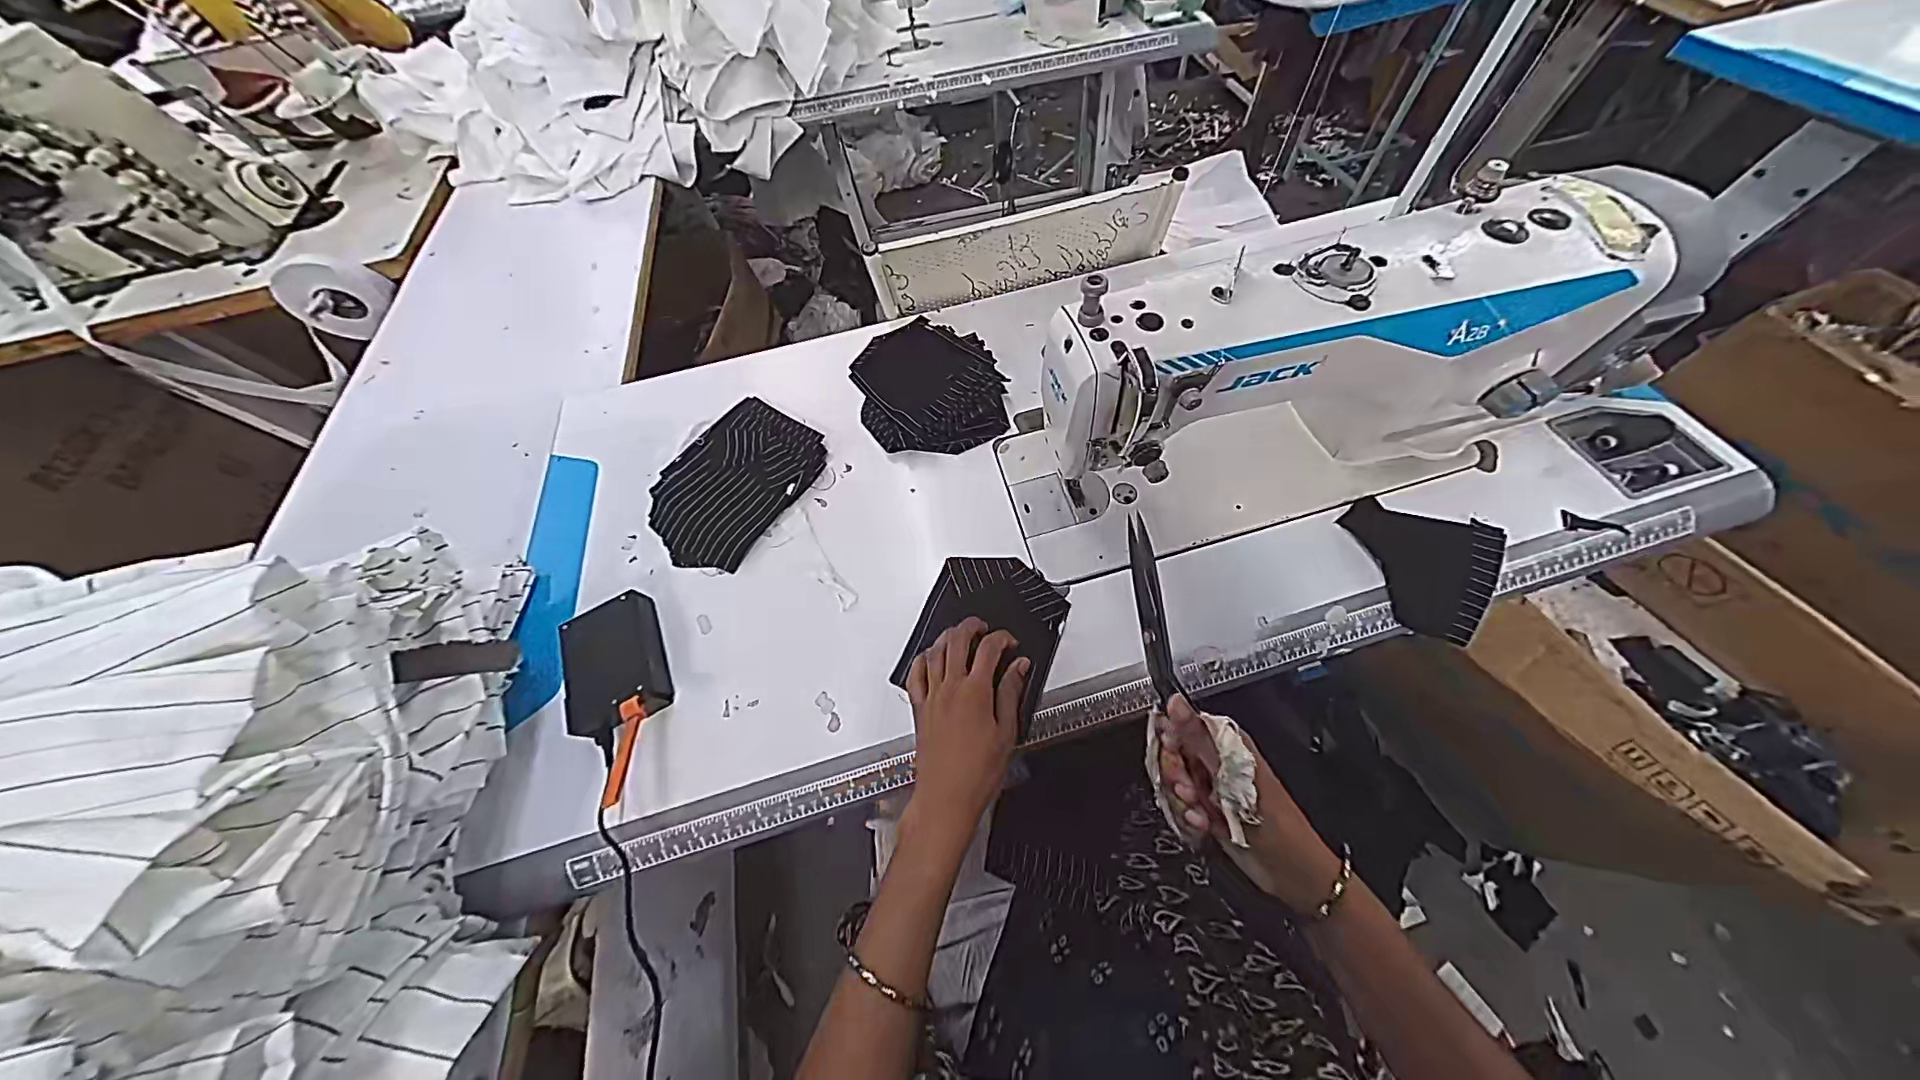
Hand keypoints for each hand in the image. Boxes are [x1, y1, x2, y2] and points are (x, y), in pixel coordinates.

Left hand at [905, 617, 1029, 847]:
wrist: (946, 797)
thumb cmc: (976, 773)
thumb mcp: (1006, 732)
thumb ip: (1011, 693)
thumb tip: (1017, 669)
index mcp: (974, 692)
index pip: (988, 649)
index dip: (1002, 638)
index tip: (1010, 643)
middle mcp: (949, 689)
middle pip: (956, 640)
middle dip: (971, 626)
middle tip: (983, 628)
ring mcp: (931, 697)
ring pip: (934, 652)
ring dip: (947, 637)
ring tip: (959, 635)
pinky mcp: (919, 709)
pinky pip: (915, 674)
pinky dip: (922, 660)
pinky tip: (929, 658)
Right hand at [1155, 693, 1342, 914]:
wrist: (1293, 873)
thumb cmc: (1276, 823)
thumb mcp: (1232, 774)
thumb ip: (1197, 736)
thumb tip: (1176, 702)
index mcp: (1225, 742)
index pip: (1178, 725)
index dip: (1169, 743)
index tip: (1173, 759)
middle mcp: (1216, 761)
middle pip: (1171, 756)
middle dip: (1175, 777)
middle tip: (1190, 791)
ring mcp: (1211, 786)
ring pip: (1171, 785)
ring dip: (1182, 803)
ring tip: (1203, 814)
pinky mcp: (1206, 810)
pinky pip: (1179, 808)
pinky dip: (1188, 820)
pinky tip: (1205, 825)